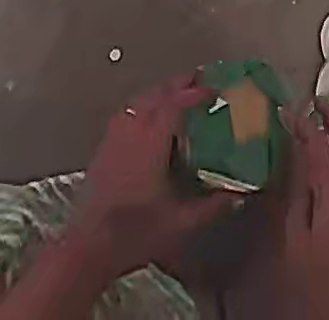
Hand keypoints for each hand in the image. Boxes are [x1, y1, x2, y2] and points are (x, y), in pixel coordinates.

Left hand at [68, 74, 236, 278]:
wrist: (89, 248)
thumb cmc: (137, 232)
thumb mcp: (182, 223)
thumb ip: (212, 206)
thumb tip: (238, 193)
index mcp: (152, 141)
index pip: (175, 104)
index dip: (195, 94)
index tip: (214, 91)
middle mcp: (132, 130)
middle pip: (156, 94)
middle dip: (179, 85)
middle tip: (200, 81)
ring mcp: (115, 137)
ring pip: (139, 100)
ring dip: (160, 92)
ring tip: (177, 94)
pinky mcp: (104, 147)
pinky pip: (127, 112)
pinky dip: (143, 105)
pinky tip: (148, 116)